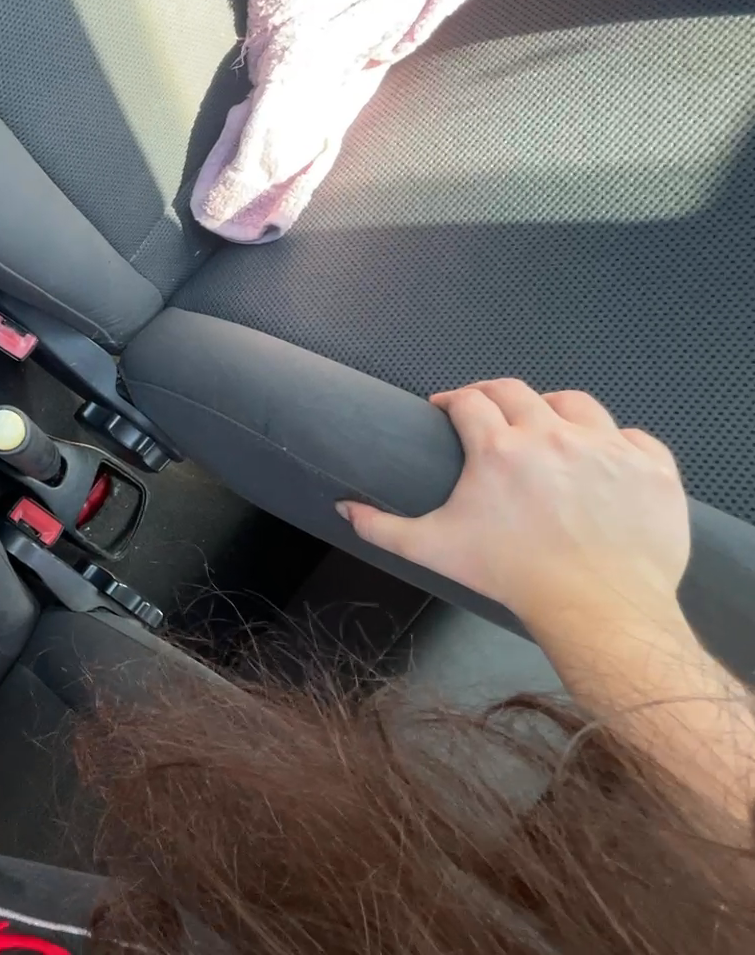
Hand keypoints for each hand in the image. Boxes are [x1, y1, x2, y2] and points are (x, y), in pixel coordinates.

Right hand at [340, 379, 690, 636]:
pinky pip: (632, 434)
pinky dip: (611, 438)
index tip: (443, 408)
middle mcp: (552, 438)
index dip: (450, 399)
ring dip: (550, 407)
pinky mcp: (653, 469)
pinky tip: (595, 454)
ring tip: (541, 424)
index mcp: (497, 450)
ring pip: (576, 403)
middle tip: (481, 410)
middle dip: (490, 394)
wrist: (596, 604)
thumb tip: (343, 509)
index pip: (468, 401)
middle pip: (517, 391)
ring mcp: (609, 450)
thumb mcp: (428, 548)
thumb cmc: (506, 573)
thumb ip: (378, 526)